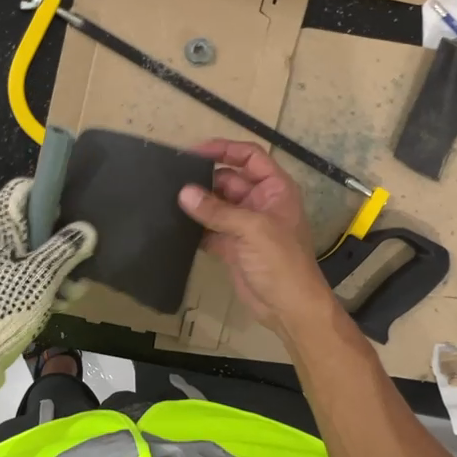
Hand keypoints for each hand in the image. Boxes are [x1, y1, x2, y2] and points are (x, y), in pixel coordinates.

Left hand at [0, 178, 96, 389]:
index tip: (68, 218)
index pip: (22, 190)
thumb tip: (86, 228)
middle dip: (61, 245)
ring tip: (72, 295)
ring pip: (33, 253)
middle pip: (33, 224)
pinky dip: (42, 285)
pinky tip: (59, 305)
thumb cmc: (4, 305)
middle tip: (80, 265)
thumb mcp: (41, 276)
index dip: (48, 198)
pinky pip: (24, 274)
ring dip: (58, 271)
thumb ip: (65, 248)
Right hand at [178, 139, 337, 334]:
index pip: (249, 157)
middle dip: (203, 179)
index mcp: (275, 189)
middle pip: (228, 180)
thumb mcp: (252, 229)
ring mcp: (245, 226)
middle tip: (171, 180)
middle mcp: (259, 202)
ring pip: (216, 205)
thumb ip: (217, 210)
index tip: (194, 152)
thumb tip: (184, 193)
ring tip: (166, 200)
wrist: (289, 307)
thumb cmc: (281, 262)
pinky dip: (194, 228)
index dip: (224, 149)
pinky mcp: (231, 247)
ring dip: (197, 204)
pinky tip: (174, 226)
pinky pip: (209, 229)